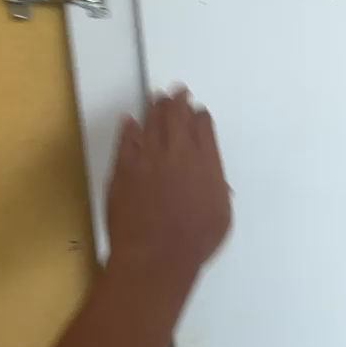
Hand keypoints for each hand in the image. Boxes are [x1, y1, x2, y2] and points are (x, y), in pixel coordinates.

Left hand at [105, 89, 231, 282]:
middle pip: (177, 118)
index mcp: (207, 163)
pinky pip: (126, 141)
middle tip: (176, 91)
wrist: (155, 256)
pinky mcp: (123, 169)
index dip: (201, 117)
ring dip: (155, 108)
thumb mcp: (222, 216)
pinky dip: (128, 129)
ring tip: (157, 97)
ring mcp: (148, 159)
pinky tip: (129, 120)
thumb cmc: (196, 241)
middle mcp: (179, 153)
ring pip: (151, 123)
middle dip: (178, 102)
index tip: (199, 111)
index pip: (204, 128)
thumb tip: (216, 182)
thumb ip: (218, 190)